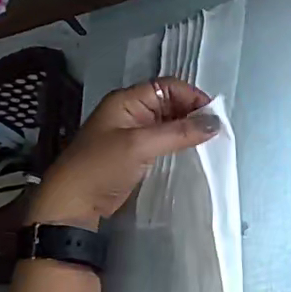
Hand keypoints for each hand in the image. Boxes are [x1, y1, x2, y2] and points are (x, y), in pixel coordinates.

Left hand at [26, 77, 219, 228]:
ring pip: (170, 123)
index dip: (193, 97)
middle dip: (195, 114)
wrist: (73, 204)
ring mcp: (135, 134)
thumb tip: (215, 123)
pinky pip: (165, 142)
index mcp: (128, 100)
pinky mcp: (138, 154)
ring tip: (210, 143)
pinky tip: (194, 154)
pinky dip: (181, 145)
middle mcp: (133, 112)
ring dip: (189, 131)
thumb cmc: (101, 167)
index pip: (169, 87)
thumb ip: (179, 132)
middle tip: (216, 133)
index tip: (215, 118)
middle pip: (172, 103)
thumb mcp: (140, 145)